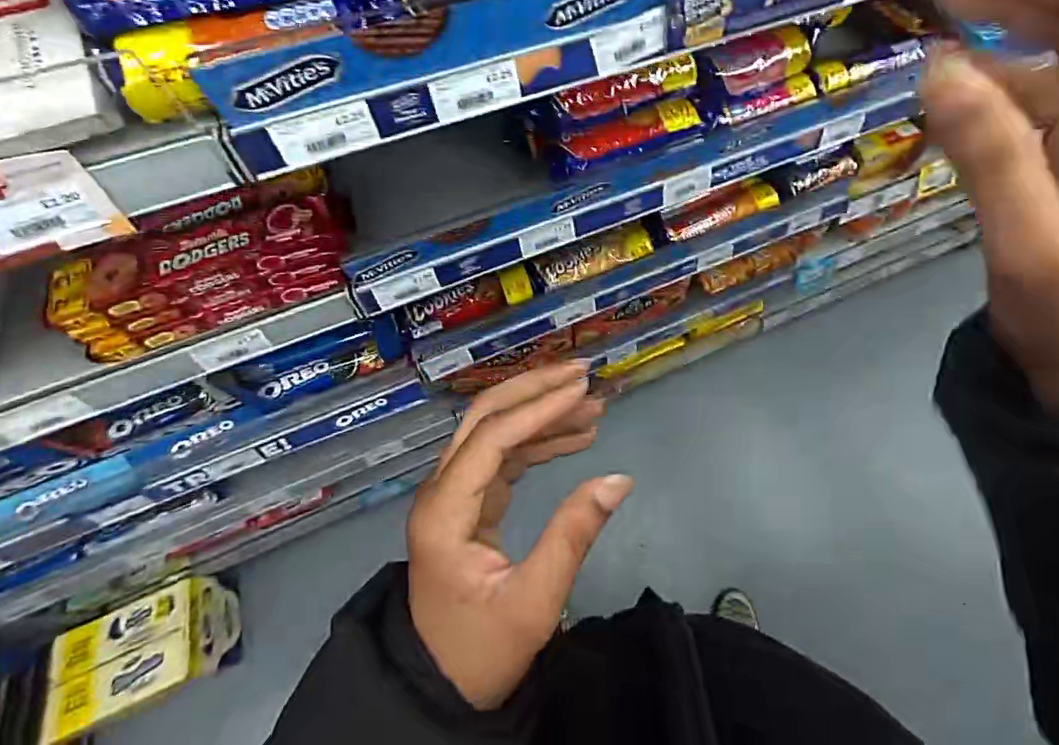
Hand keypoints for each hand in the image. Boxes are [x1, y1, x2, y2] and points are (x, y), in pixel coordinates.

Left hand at [407, 362, 632, 709]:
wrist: (439, 684)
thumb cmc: (482, 650)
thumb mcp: (534, 603)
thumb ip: (573, 536)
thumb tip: (619, 479)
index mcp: (443, 510)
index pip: (491, 439)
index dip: (537, 410)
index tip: (581, 389)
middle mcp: (441, 489)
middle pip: (484, 417)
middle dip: (534, 389)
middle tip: (584, 374)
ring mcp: (453, 491)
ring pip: (494, 430)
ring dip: (541, 413)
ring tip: (593, 406)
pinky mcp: (469, 500)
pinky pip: (504, 455)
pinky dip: (539, 441)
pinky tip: (576, 437)